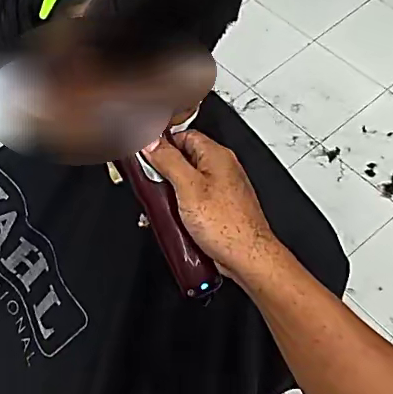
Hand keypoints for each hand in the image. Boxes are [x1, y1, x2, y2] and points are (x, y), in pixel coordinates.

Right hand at [140, 130, 286, 283]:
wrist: (247, 257)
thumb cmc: (228, 226)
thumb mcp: (188, 187)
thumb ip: (168, 161)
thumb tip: (151, 143)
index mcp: (216, 156)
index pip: (183, 136)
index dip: (162, 144)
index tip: (145, 156)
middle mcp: (221, 170)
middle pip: (183, 161)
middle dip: (163, 175)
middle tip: (154, 187)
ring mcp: (221, 191)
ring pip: (186, 185)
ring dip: (170, 197)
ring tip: (165, 209)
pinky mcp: (218, 210)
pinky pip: (193, 204)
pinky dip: (181, 212)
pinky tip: (176, 222)